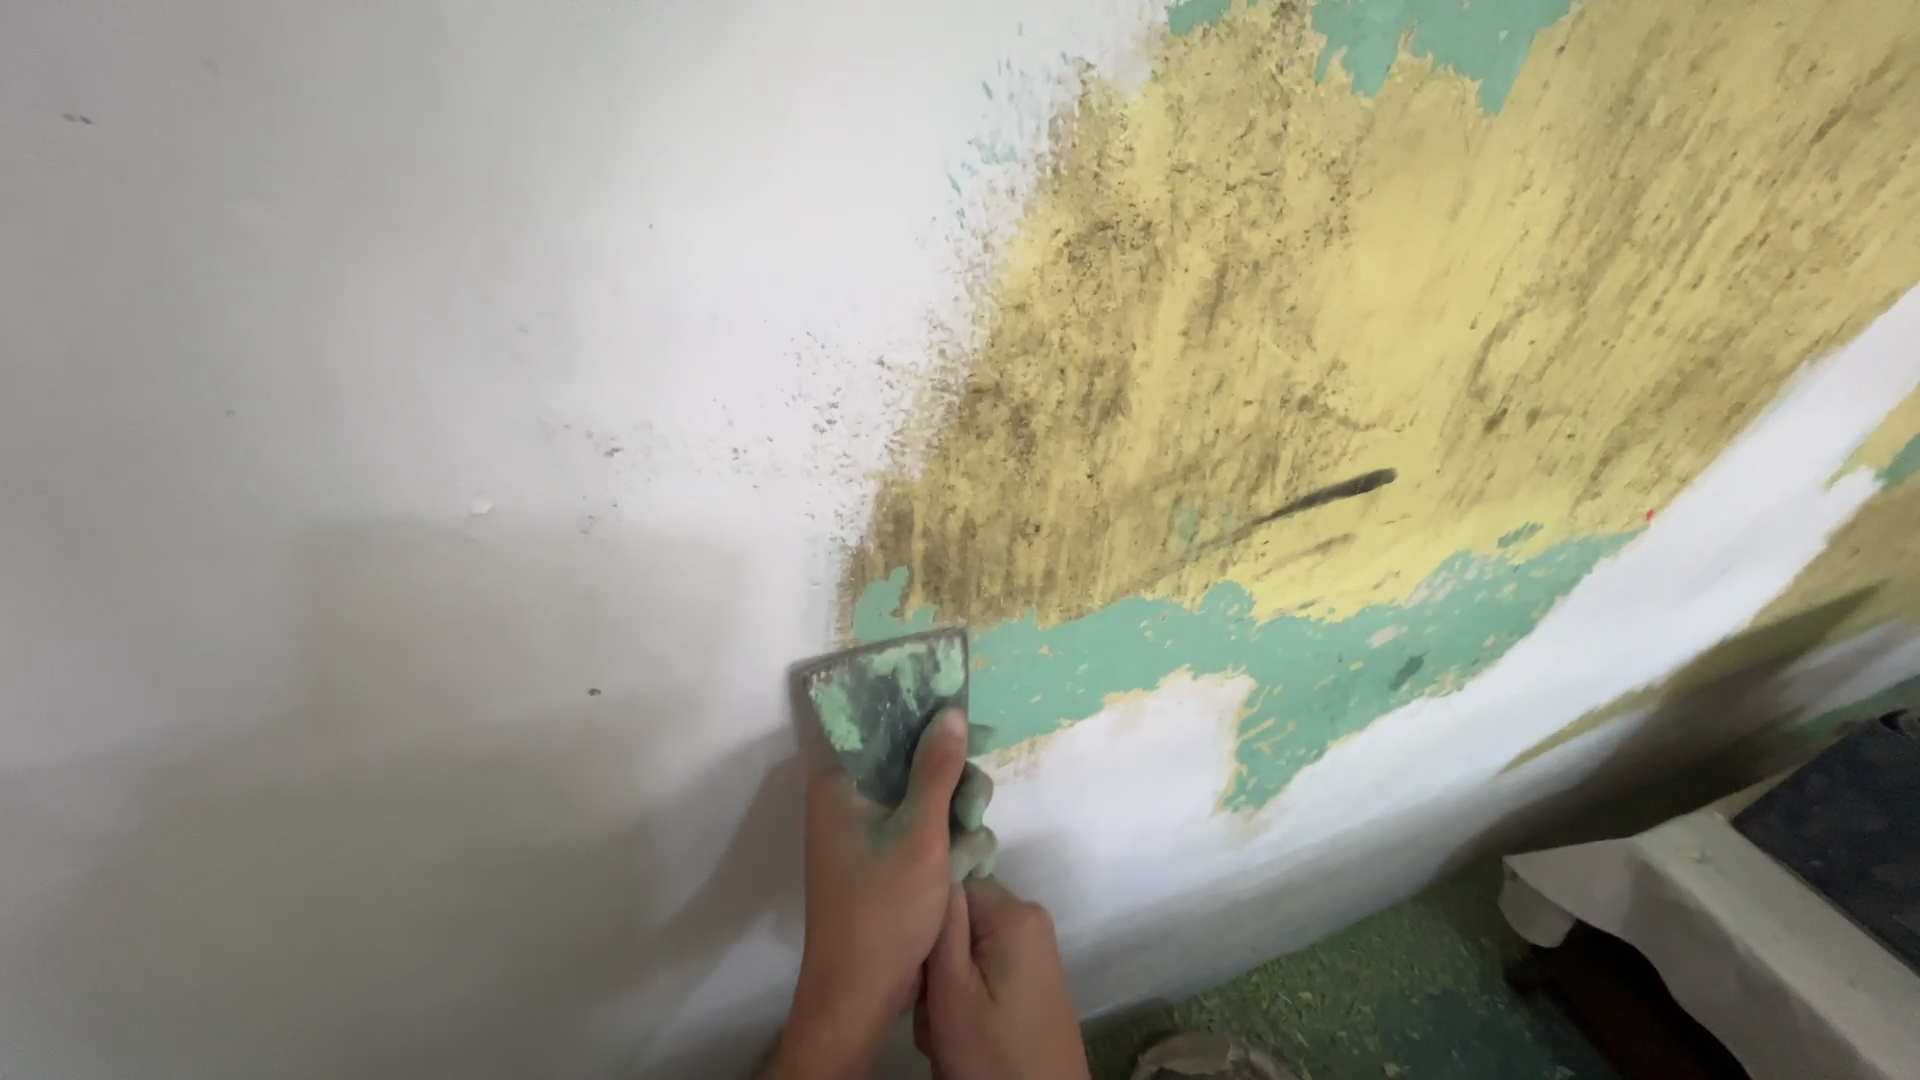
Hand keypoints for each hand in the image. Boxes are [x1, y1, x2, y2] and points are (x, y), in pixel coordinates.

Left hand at [766, 708, 972, 1078]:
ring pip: (926, 798)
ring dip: (956, 819)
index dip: (937, 727)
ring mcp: (865, 830)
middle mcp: (848, 799)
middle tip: (975, 810)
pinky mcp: (883, 856)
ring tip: (970, 851)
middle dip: (954, 786)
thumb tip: (952, 712)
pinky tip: (965, 863)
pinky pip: (922, 828)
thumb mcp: (919, 834)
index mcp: (840, 783)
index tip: (981, 734)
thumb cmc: (883, 910)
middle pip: (915, 764)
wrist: (860, 996)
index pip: (892, 731)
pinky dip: (946, 841)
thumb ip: (937, 769)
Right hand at [918, 877, 1088, 1079]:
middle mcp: (1030, 916)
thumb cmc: (993, 1056)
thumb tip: (938, 864)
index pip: (953, 883)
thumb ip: (944, 923)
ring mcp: (1035, 945)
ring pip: (968, 944)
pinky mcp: (1034, 972)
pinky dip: (968, 993)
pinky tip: (965, 1029)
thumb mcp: (952, 990)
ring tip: (948, 1026)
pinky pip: (986, 964)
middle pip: (961, 915)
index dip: (929, 920)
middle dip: (938, 959)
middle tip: (934, 1006)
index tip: (921, 963)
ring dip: (949, 983)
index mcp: (1014, 912)